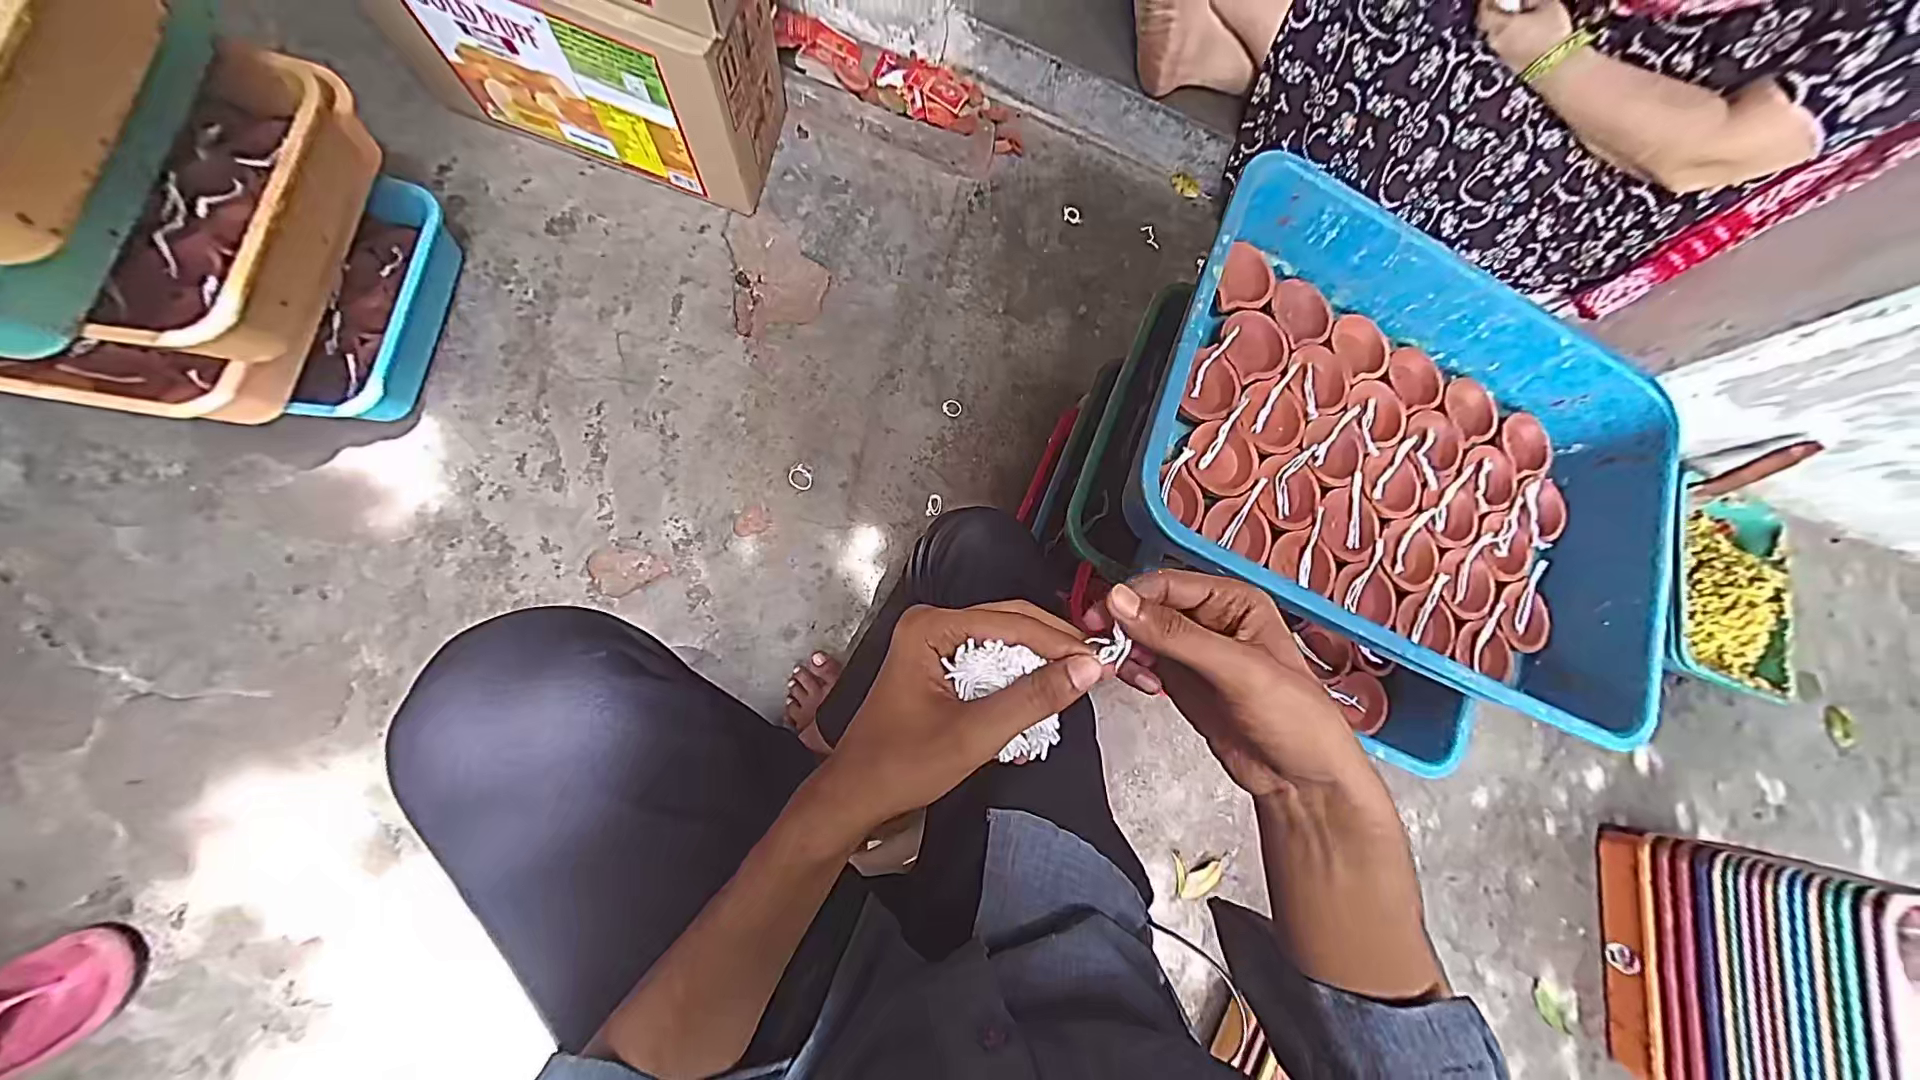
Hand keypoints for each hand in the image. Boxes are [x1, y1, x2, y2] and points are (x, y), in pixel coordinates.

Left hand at [805, 601, 1106, 839]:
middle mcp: (930, 625)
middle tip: (1093, 667)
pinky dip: (1018, 673)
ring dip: (1039, 658)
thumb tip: (1083, 669)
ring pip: (1002, 638)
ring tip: (1076, 678)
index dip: (1058, 641)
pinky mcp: (939, 662)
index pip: (1010, 622)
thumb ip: (1032, 699)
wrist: (857, 793)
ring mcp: (933, 642)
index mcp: (929, 628)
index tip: (1096, 661)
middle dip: (1053, 645)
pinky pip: (989, 656)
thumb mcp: (974, 734)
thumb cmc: (898, 764)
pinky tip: (1042, 690)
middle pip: (1008, 621)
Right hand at [1083, 571, 1372, 797]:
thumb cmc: (1298, 720)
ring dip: (1125, 647)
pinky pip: (1141, 658)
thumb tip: (1125, 602)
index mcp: (1234, 600)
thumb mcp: (1237, 670)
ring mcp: (1191, 648)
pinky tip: (1142, 681)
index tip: (1105, 613)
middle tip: (1101, 639)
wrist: (1301, 781)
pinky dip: (1132, 667)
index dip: (1132, 596)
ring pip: (1139, 632)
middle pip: (1148, 605)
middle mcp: (1210, 618)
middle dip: (1123, 622)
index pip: (1168, 584)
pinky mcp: (1179, 675)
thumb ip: (1176, 634)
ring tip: (1127, 667)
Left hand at [1477, 0, 1574, 72]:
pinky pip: (1498, 40)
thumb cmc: (1551, 31)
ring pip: (1492, 32)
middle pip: (1486, 23)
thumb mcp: (1547, 5)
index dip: (1486, 2)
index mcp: (1500, 26)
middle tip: (1498, 1)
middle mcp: (1493, 40)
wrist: (1552, 65)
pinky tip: (1513, 24)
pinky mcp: (1504, 58)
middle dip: (1490, 10)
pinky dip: (1502, 29)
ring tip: (1508, 10)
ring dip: (1497, 20)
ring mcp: (1498, 51)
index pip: (1484, 11)